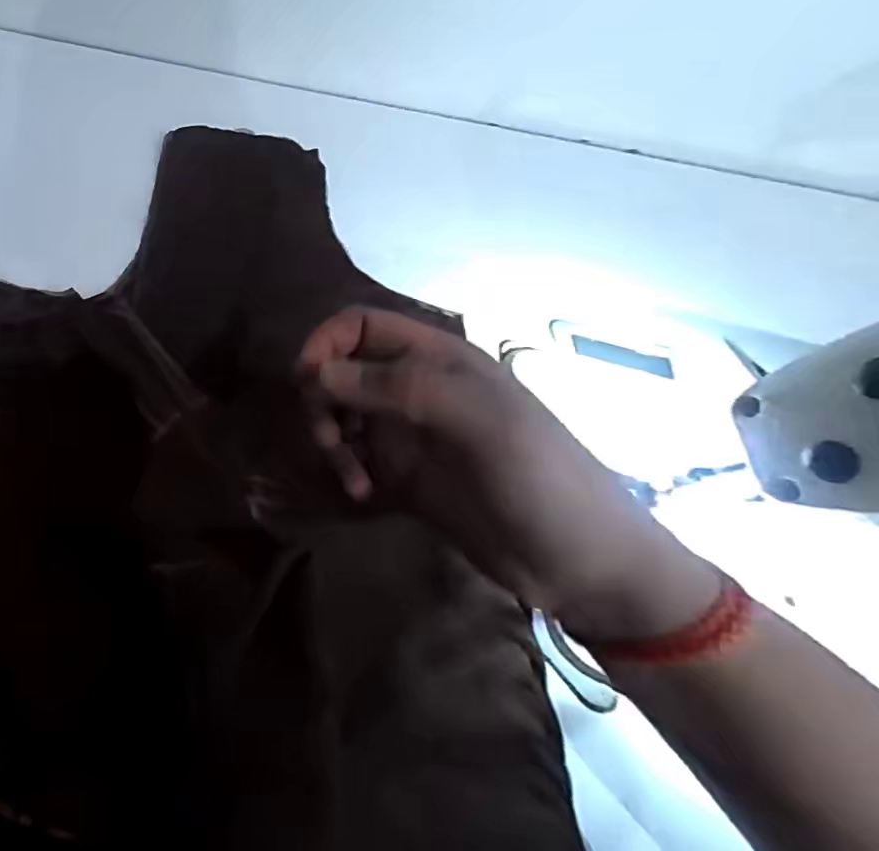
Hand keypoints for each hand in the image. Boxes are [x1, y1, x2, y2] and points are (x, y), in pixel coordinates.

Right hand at [296, 306, 718, 640]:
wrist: (584, 566)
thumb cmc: (541, 480)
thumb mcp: (477, 422)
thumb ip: (396, 387)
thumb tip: (313, 373)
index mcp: (436, 360)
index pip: (358, 324)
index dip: (324, 343)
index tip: (307, 380)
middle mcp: (412, 386)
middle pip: (335, 368)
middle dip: (319, 399)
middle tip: (328, 437)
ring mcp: (402, 428)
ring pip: (333, 411)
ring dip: (327, 437)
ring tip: (349, 473)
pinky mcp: (396, 468)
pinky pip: (346, 453)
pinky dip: (342, 467)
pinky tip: (362, 491)